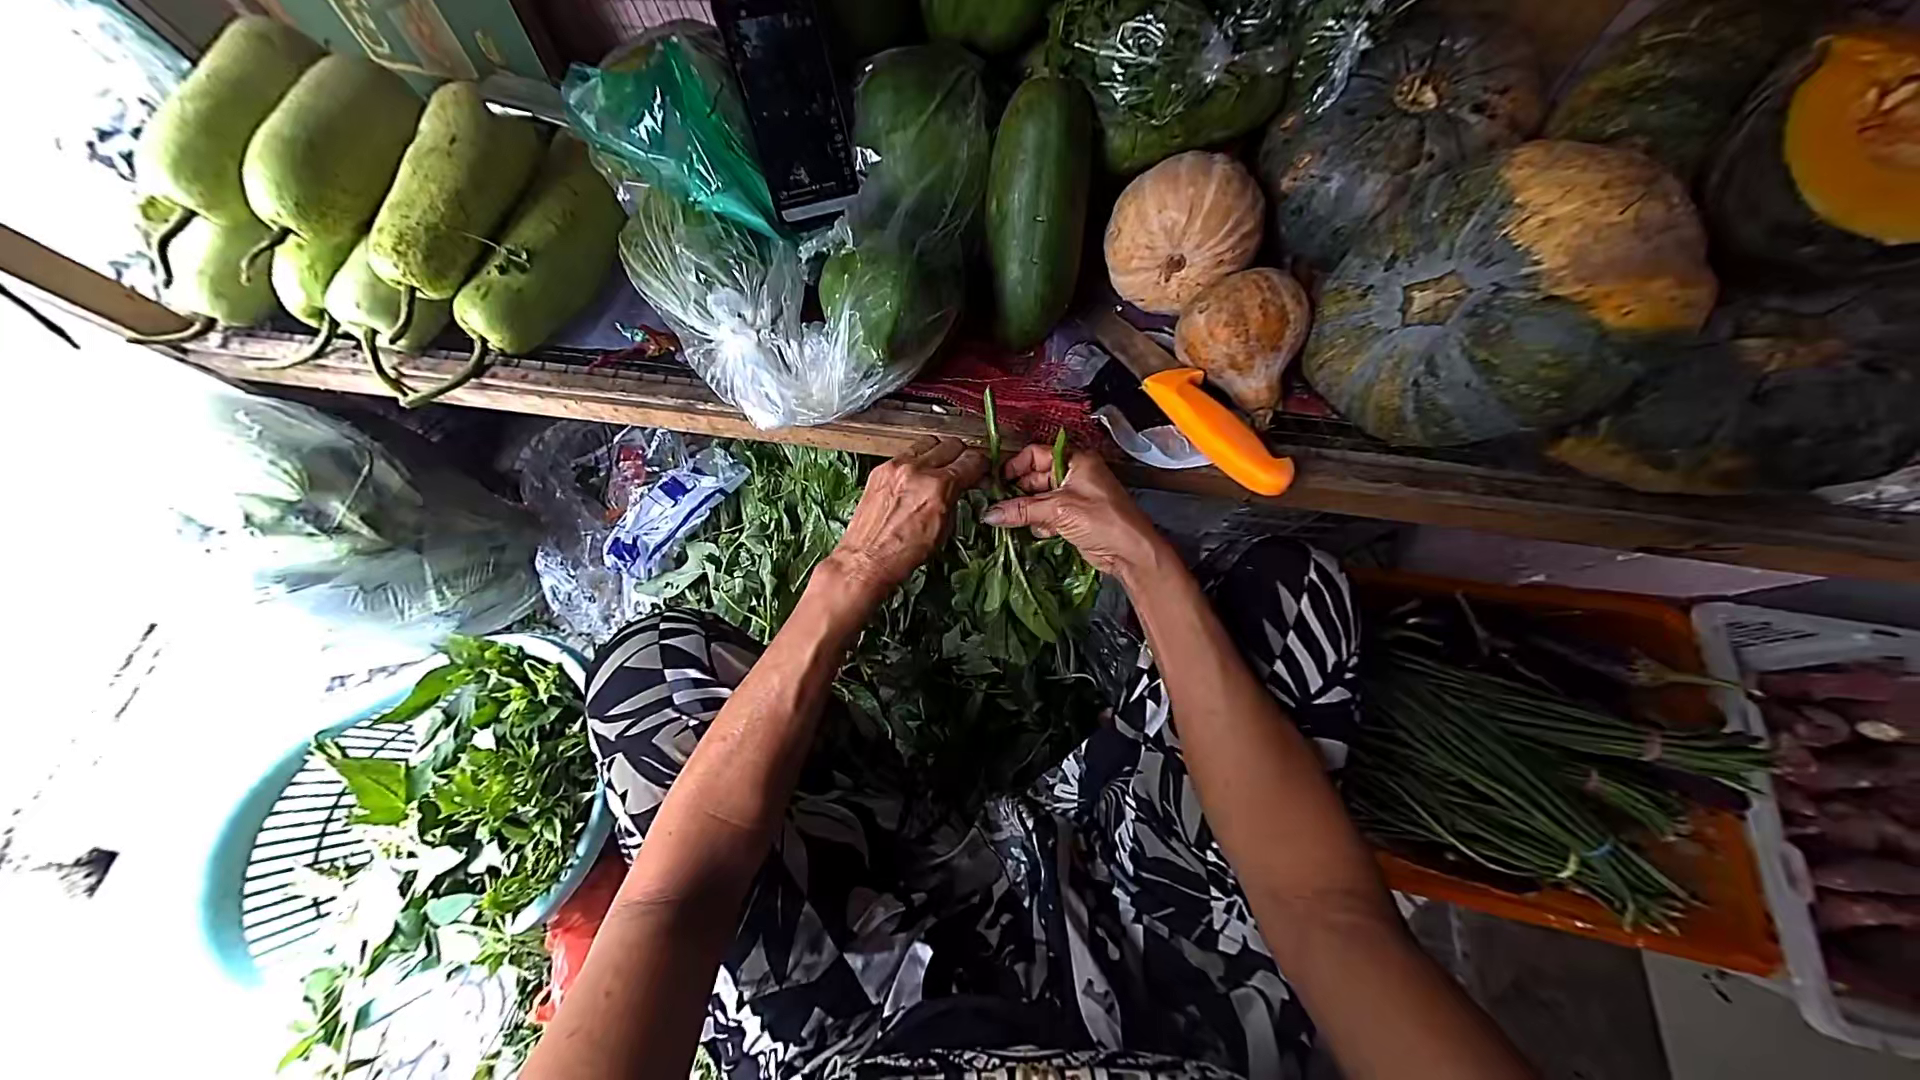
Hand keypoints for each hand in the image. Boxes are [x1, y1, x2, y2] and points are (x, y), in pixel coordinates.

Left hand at [826, 437, 987, 604]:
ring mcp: (896, 467)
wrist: (866, 560)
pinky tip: (916, 478)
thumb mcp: (944, 528)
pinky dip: (916, 462)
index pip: (972, 459)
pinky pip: (906, 454)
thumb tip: (964, 485)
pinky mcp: (881, 469)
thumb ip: (956, 499)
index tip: (981, 470)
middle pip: (952, 444)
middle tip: (962, 469)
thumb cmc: (903, 553)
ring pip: (929, 443)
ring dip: (938, 454)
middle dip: (962, 456)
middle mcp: (917, 470)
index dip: (982, 465)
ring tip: (938, 470)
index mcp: (939, 487)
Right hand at [982, 445, 1167, 577]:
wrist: (1130, 552)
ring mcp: (1073, 497)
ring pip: (1038, 500)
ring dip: (1028, 512)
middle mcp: (1074, 475)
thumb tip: (991, 513)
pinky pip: (1046, 516)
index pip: (1036, 455)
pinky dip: (1040, 523)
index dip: (1016, 467)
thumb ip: (1022, 510)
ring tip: (1016, 521)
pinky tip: (1041, 531)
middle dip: (1018, 494)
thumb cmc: (1103, 520)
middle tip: (999, 506)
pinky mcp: (1072, 518)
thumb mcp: (1059, 510)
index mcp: (1076, 461)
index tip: (997, 482)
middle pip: (1035, 478)